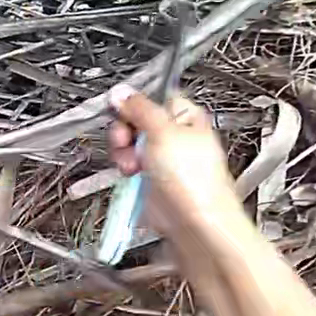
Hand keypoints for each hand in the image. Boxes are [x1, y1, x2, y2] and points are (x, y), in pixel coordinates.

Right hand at [107, 84, 248, 245]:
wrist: (194, 223)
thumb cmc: (195, 181)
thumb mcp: (162, 132)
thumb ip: (139, 109)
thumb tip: (120, 93)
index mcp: (185, 118)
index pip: (152, 100)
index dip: (135, 106)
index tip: (124, 113)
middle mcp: (174, 138)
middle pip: (135, 123)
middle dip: (125, 133)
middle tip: (127, 142)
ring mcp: (161, 161)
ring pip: (129, 146)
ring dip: (123, 154)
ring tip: (132, 165)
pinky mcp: (150, 181)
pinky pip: (128, 168)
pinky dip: (125, 171)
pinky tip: (131, 176)